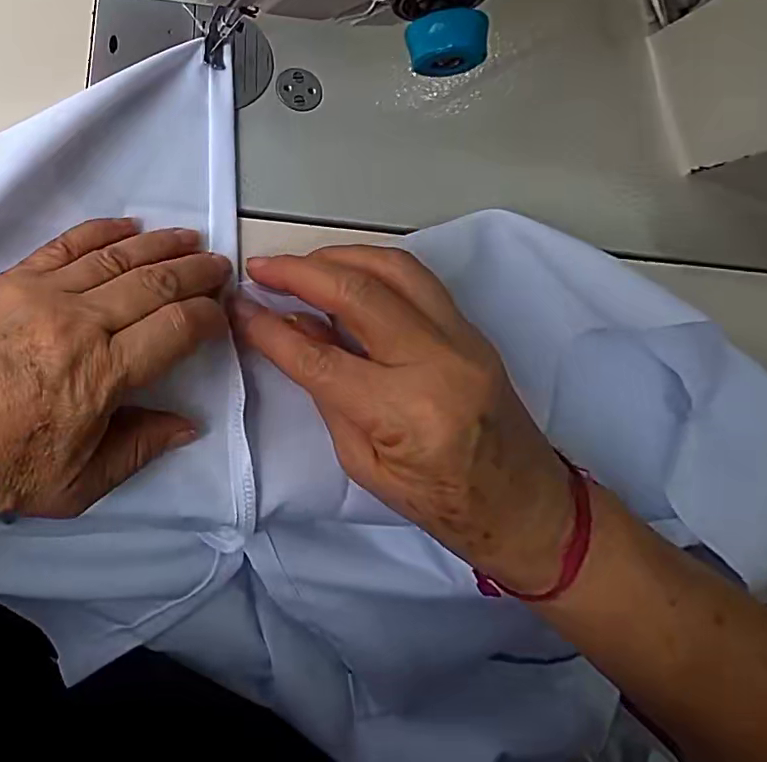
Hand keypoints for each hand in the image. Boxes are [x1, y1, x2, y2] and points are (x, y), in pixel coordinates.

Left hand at [0, 218, 231, 548]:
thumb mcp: (78, 483)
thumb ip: (138, 448)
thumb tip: (187, 423)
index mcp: (102, 375)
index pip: (176, 329)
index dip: (206, 317)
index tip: (219, 313)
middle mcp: (78, 324)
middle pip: (152, 284)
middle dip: (193, 272)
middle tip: (218, 266)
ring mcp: (41, 295)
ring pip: (114, 259)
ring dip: (157, 245)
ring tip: (186, 239)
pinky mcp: (11, 280)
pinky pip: (64, 245)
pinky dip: (99, 232)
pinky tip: (125, 227)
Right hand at [231, 245, 575, 591]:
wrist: (531, 508)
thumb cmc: (437, 500)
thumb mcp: (359, 459)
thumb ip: (323, 389)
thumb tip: (289, 328)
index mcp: (405, 412)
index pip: (316, 354)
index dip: (266, 326)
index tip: (235, 305)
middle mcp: (438, 364)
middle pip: (356, 293)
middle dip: (296, 272)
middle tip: (258, 269)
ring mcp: (463, 340)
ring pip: (392, 268)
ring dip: (335, 257)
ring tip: (297, 265)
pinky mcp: (471, 329)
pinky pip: (414, 278)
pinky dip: (368, 265)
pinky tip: (339, 273)